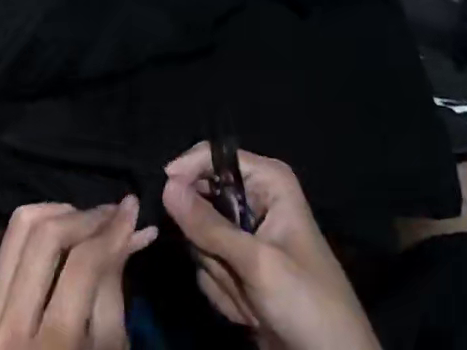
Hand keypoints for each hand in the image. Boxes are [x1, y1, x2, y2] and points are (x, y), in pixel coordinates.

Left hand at [0, 196, 157, 349]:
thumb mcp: (110, 347)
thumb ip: (112, 286)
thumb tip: (125, 225)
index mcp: (52, 347)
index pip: (82, 265)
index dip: (112, 229)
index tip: (133, 207)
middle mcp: (9, 327)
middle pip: (43, 236)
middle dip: (85, 216)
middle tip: (113, 213)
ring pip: (19, 230)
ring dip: (60, 214)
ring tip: (89, 221)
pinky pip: (11, 248)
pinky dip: (42, 229)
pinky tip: (67, 233)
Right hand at [162, 144, 381, 349]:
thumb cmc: (304, 299)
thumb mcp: (256, 262)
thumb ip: (209, 226)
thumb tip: (166, 186)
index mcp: (268, 181)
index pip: (215, 157)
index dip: (186, 170)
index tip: (162, 194)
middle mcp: (255, 199)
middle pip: (202, 202)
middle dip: (211, 244)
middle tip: (236, 270)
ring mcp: (245, 235)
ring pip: (202, 241)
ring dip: (221, 274)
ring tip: (252, 296)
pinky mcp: (239, 266)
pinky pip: (208, 268)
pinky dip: (225, 292)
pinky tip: (251, 309)